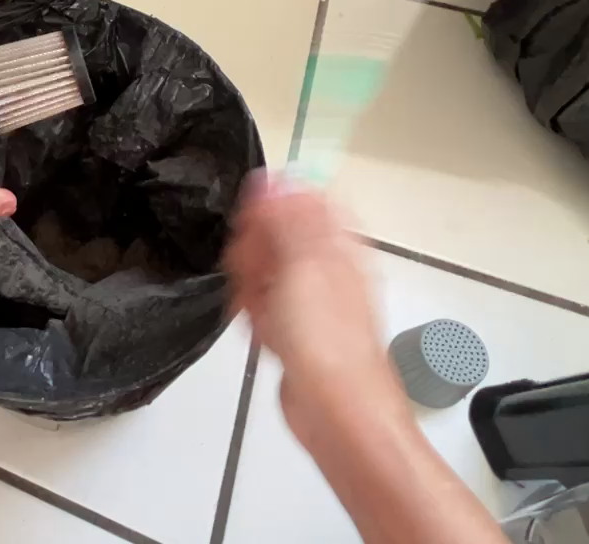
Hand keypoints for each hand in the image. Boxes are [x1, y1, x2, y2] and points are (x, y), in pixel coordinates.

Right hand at [225, 172, 405, 447]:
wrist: (334, 411)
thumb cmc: (325, 338)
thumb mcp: (302, 264)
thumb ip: (284, 218)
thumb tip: (270, 177)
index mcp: (338, 244)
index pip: (306, 199)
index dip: (274, 201)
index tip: (253, 218)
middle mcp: (326, 265)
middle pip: (278, 232)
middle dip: (255, 248)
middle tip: (251, 269)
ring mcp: (309, 297)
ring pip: (264, 266)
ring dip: (250, 282)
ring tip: (255, 305)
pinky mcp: (293, 326)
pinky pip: (262, 301)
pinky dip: (254, 311)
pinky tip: (258, 328)